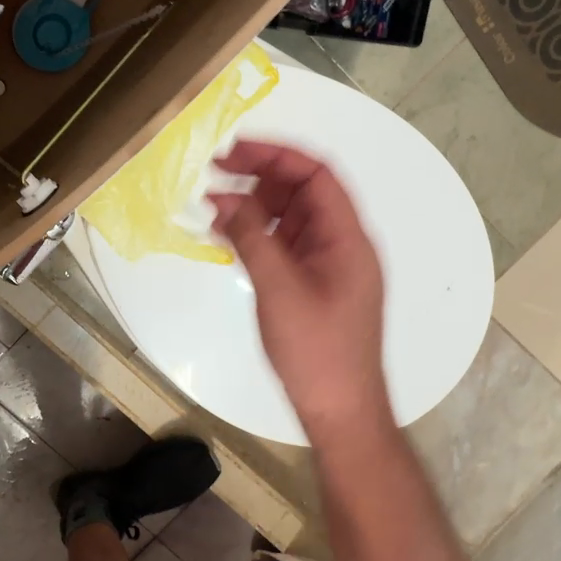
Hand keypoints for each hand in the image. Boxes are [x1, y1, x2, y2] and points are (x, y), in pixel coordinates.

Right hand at [209, 140, 391, 438]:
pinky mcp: (313, 284)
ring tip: (212, 203)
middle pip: (303, 191)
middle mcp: (342, 243)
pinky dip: (256, 231)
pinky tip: (226, 234)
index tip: (233, 151)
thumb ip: (251, 238)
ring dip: (254, 203)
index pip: (317, 175)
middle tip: (215, 170)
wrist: (340, 409)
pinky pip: (284, 243)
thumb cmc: (316, 351)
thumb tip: (222, 199)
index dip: (276, 155)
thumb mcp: (279, 289)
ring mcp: (328, 264)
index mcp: (348, 238)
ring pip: (291, 216)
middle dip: (260, 175)